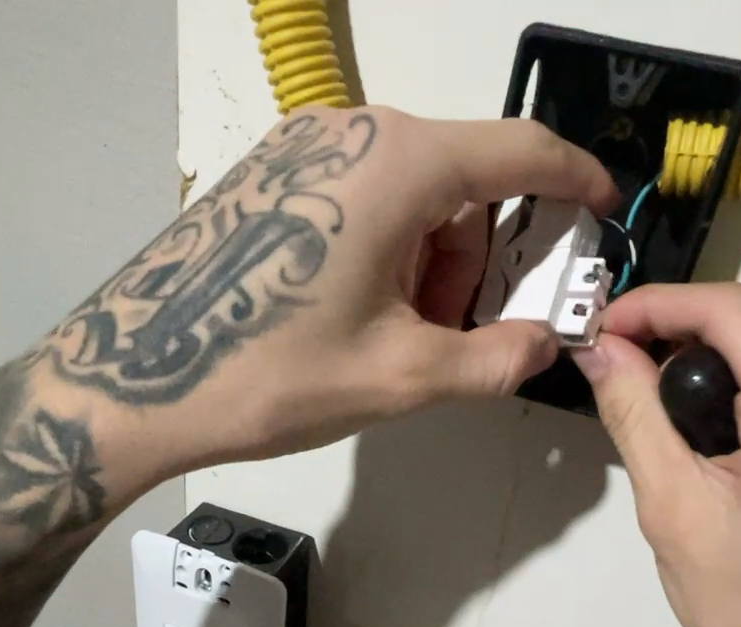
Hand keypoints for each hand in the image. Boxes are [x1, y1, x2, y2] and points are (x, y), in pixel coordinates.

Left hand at [30, 106, 615, 479]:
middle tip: (454, 338)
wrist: (136, 381)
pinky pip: (365, 200)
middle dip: (480, 260)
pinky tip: (355, 313)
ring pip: (414, 196)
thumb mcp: (403, 377)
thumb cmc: (274, 373)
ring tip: (391, 339)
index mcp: (399, 163)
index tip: (603, 211)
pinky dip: (389, 253)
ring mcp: (304, 149)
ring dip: (430, 266)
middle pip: (464, 182)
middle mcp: (353, 132)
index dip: (574, 182)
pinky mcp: (274, 176)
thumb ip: (496, 358)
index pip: (520, 151)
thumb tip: (548, 344)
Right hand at [573, 284, 740, 626]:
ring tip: (663, 424)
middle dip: (679, 343)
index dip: (659, 304)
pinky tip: (714, 444)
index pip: (733, 312)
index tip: (604, 328)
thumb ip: (635, 413)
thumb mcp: (671, 507)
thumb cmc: (738, 603)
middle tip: (622, 381)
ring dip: (710, 375)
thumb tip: (600, 347)